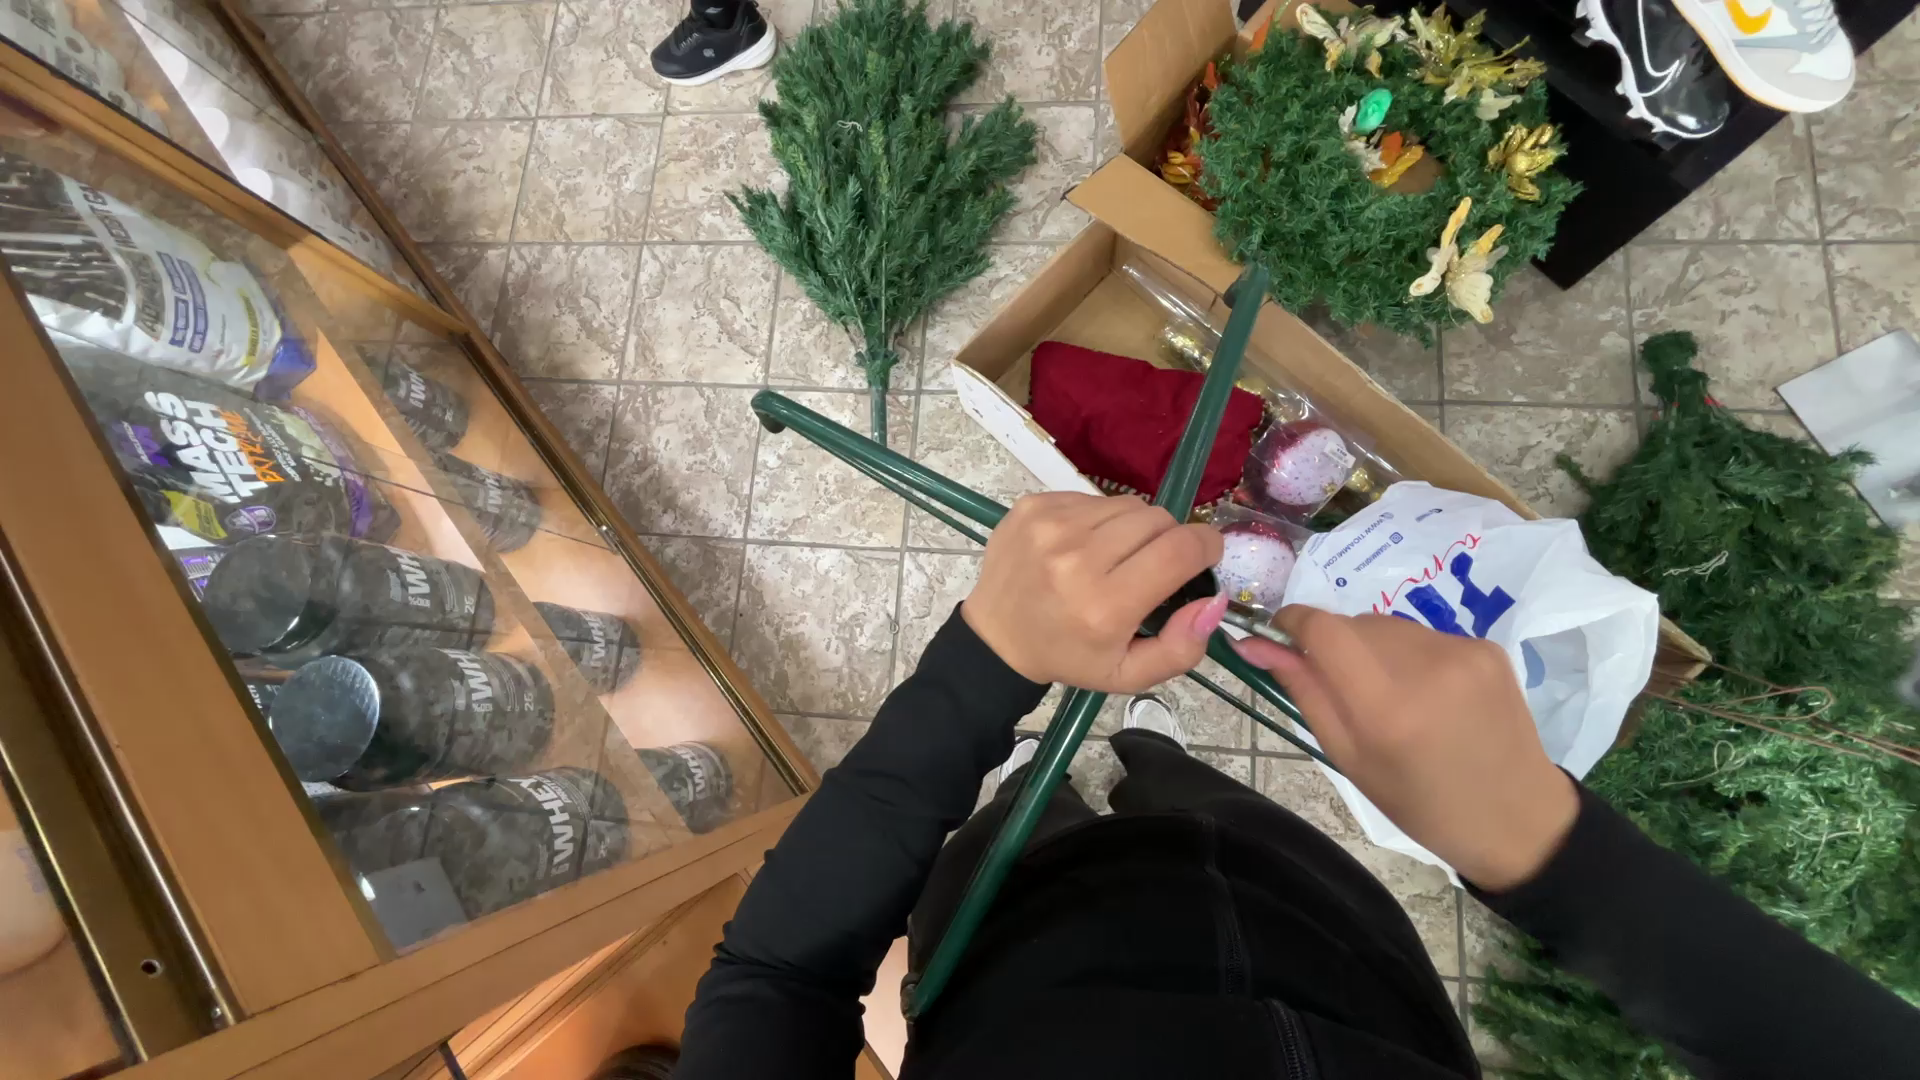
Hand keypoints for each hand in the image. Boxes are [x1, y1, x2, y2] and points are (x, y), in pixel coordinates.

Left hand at [961, 493, 1227, 692]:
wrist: (997, 636)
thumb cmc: (1068, 656)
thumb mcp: (1128, 674)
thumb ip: (1182, 648)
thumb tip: (1214, 599)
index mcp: (1105, 606)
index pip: (1180, 550)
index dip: (1207, 546)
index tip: (1205, 555)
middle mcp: (1076, 558)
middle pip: (1158, 519)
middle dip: (1169, 538)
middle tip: (1153, 564)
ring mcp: (1050, 525)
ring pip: (1127, 503)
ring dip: (1133, 526)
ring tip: (1114, 556)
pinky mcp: (1032, 505)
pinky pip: (1091, 497)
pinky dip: (1098, 518)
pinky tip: (1082, 545)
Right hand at [1233, 607, 1578, 890]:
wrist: (1519, 820)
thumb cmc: (1418, 801)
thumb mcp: (1346, 755)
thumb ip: (1301, 689)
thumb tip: (1251, 642)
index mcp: (1385, 706)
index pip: (1322, 627)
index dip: (1291, 622)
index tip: (1279, 636)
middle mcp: (1425, 665)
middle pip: (1349, 623)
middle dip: (1331, 644)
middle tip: (1340, 687)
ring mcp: (1462, 651)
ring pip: (1383, 625)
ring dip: (1369, 647)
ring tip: (1388, 693)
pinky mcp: (1487, 646)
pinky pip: (1419, 633)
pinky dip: (1406, 652)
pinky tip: (1425, 691)